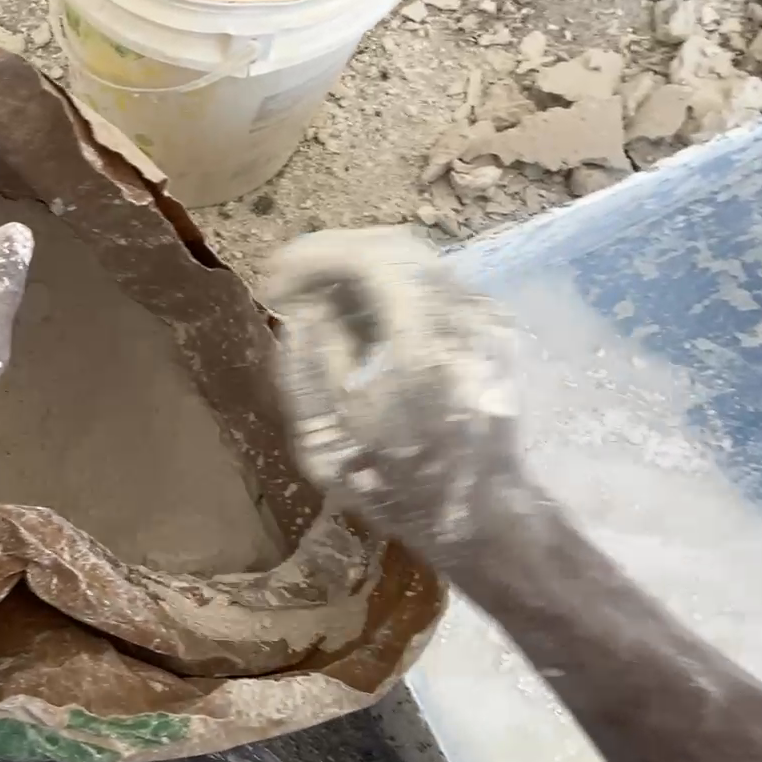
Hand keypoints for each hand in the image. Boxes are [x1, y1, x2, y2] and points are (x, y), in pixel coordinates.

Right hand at [262, 225, 526, 560]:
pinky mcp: (489, 329)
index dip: (313, 259)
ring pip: (413, 260)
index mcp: (421, 349)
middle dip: (329, 255)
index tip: (272, 281)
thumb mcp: (327, 443)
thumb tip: (304, 314)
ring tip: (310, 295)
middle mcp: (463, 322)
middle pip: (393, 248)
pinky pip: (428, 283)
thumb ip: (308, 370)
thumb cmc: (397, 488)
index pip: (370, 262)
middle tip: (286, 283)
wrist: (483, 513)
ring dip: (354, 269)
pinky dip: (381, 285)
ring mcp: (484, 321)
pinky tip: (351, 311)